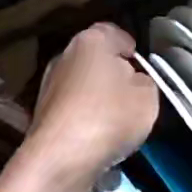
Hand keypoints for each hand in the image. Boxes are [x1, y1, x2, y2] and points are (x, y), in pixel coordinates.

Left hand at [22, 23, 158, 184]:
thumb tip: (135, 82)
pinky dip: (85, 120)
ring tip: (116, 123)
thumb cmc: (109, 117)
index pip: (115, 33)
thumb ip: (146, 82)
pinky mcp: (42, 115)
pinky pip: (73, 111)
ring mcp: (49, 86)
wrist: (61, 157)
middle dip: (114, 75)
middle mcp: (64, 56)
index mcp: (91, 40)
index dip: (132, 49)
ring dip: (98, 100)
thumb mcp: (148, 97)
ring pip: (82, 86)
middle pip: (95, 60)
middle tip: (133, 96)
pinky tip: (97, 138)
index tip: (142, 69)